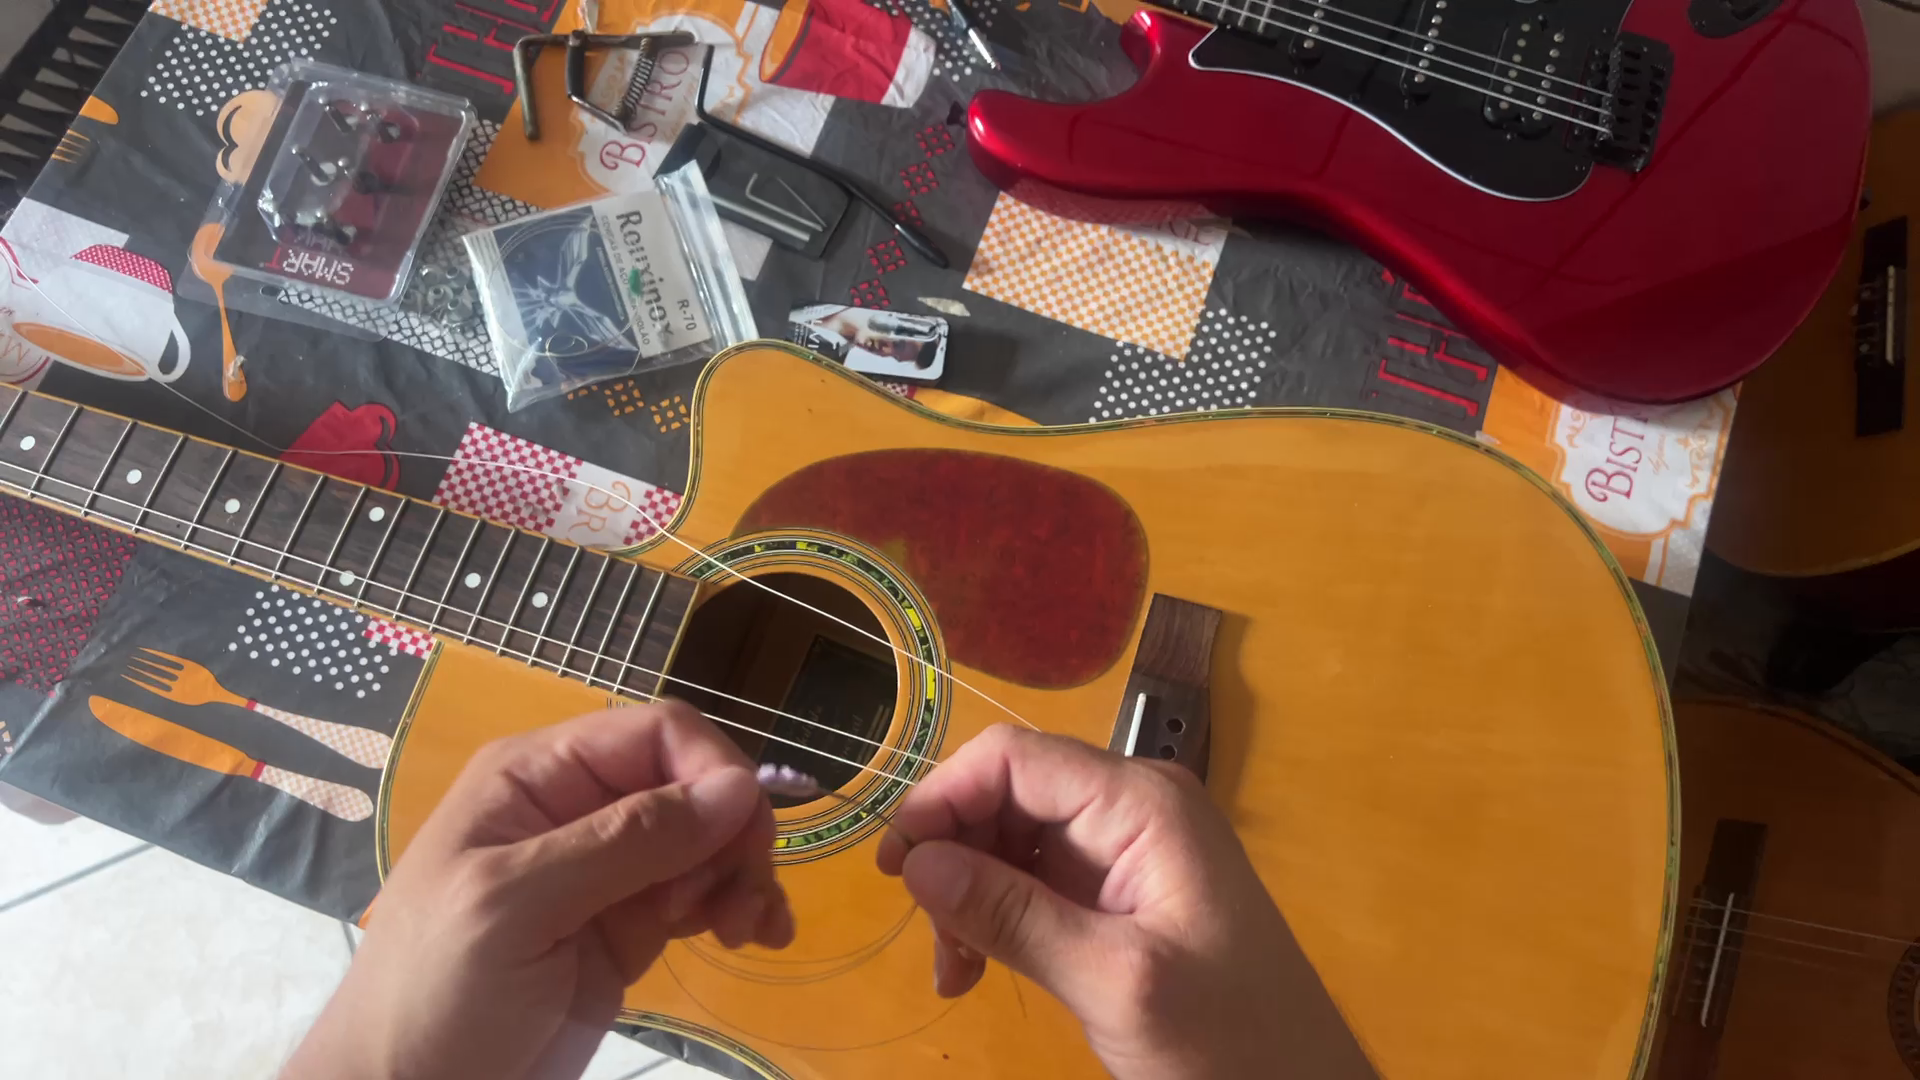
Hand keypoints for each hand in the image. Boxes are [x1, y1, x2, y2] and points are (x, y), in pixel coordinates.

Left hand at [282, 702, 792, 1079]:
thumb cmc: (434, 999)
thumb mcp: (518, 907)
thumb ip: (629, 840)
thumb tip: (743, 786)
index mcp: (545, 772)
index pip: (659, 732)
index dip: (713, 768)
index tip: (744, 833)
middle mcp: (588, 802)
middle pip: (697, 782)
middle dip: (732, 832)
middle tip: (740, 900)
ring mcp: (616, 861)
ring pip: (714, 834)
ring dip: (745, 872)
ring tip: (744, 930)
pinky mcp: (640, 914)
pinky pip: (711, 886)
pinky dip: (744, 901)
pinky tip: (763, 934)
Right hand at [876, 724, 1374, 1079]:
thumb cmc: (1231, 1045)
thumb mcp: (1115, 983)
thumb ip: (1011, 915)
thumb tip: (915, 861)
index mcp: (1139, 800)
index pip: (1016, 758)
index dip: (945, 796)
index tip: (897, 866)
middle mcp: (1128, 801)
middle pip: (1010, 793)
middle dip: (957, 853)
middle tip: (928, 932)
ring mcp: (1124, 841)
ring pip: (1014, 834)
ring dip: (971, 891)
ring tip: (954, 969)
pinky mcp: (1117, 882)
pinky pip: (1035, 874)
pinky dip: (998, 912)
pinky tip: (977, 964)